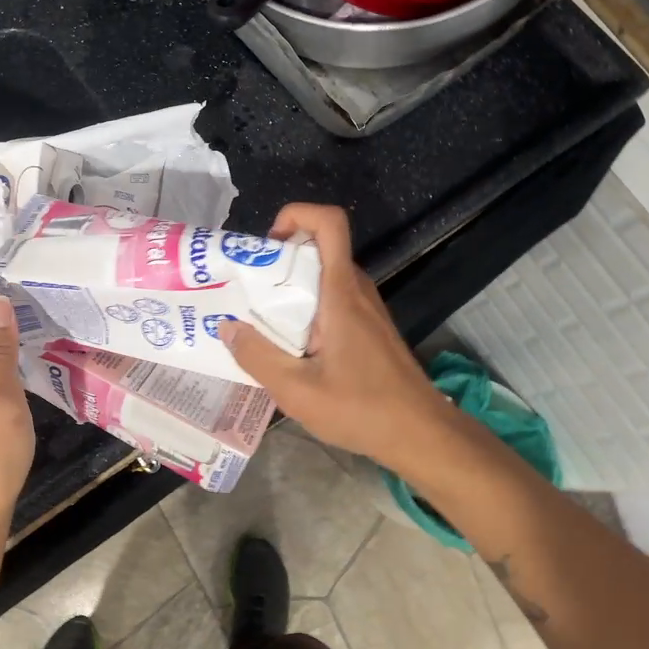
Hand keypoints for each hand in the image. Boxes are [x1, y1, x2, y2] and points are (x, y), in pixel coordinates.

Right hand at [221, 204, 447, 469]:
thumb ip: (257, 357)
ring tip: (260, 320)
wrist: (421, 434)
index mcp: (341, 293)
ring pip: (323, 277)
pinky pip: (332, 300)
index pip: (330, 222)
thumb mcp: (296, 391)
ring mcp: (366, 309)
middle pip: (318, 249)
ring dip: (291, 288)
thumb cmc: (361, 409)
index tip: (267, 246)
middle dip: (279, 260)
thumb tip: (227, 327)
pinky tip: (289, 347)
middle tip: (247, 291)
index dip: (297, 214)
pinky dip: (306, 309)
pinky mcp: (369, 328)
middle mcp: (356, 290)